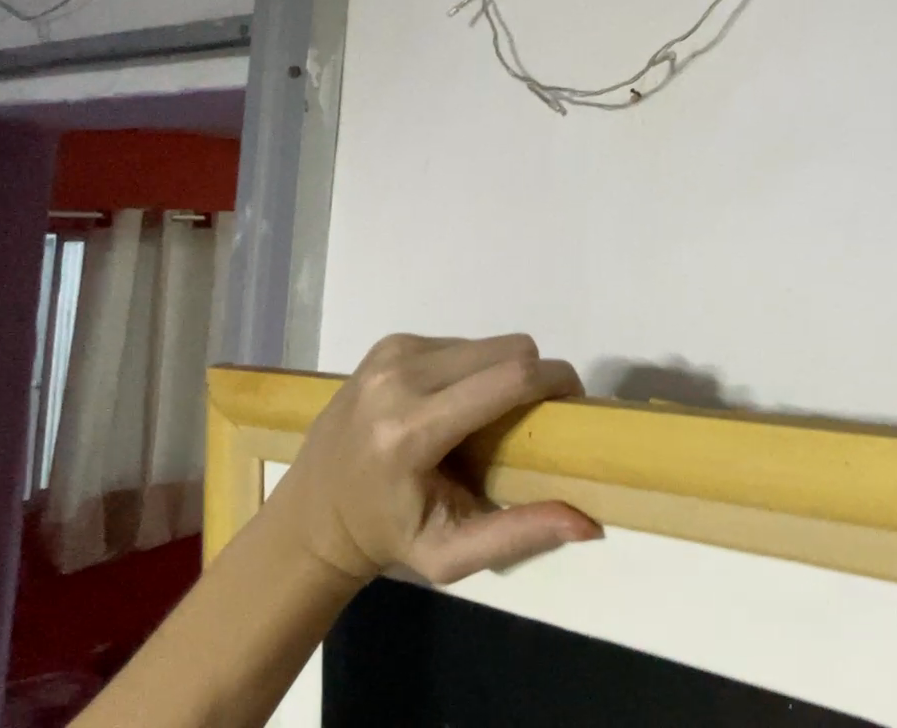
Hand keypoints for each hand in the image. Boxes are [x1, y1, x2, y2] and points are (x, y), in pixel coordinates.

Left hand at [266, 334, 601, 585]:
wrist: (307, 523)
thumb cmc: (386, 540)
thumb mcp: (451, 554)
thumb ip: (519, 533)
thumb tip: (589, 524)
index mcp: (411, 430)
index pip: (512, 378)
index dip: (558, 381)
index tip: (574, 404)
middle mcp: (398, 378)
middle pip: (511, 350)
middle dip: (536, 377)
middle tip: (535, 417)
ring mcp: (389, 355)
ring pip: (490, 343)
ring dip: (505, 372)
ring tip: (489, 416)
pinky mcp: (387, 346)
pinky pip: (463, 343)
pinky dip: (476, 368)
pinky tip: (456, 403)